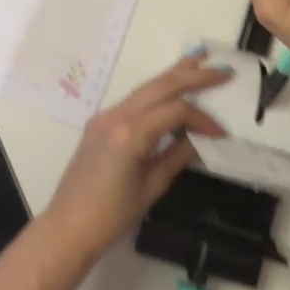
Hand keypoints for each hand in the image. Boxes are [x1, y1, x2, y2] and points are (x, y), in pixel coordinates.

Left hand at [38, 56, 227, 265]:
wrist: (68, 227)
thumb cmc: (112, 215)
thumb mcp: (152, 186)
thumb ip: (177, 155)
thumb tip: (200, 138)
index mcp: (130, 133)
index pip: (176, 111)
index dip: (203, 118)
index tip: (222, 133)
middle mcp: (116, 116)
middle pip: (160, 85)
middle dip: (192, 75)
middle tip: (222, 70)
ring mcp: (105, 116)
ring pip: (145, 87)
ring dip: (173, 76)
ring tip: (198, 62)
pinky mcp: (100, 123)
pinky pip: (134, 100)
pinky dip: (156, 92)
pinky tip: (170, 89)